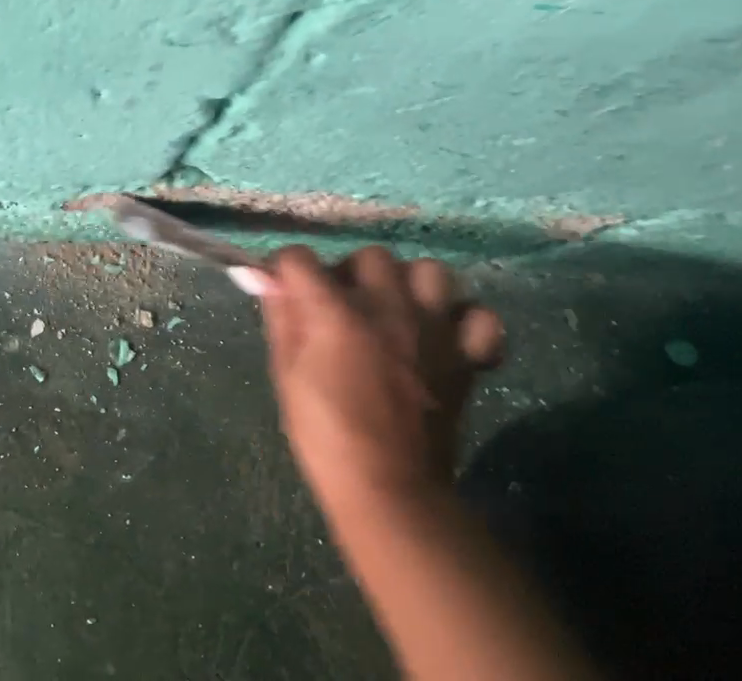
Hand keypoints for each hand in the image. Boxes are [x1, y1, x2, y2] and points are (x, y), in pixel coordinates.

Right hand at [253, 245, 504, 504]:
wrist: (389, 484)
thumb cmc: (323, 430)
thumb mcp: (284, 370)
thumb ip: (280, 315)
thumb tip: (263, 276)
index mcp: (335, 312)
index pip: (299, 257)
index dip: (283, 269)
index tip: (279, 289)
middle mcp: (388, 307)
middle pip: (368, 256)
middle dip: (347, 273)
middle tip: (337, 306)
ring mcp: (435, 328)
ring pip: (429, 271)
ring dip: (406, 284)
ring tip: (390, 311)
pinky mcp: (468, 354)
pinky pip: (478, 314)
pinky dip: (460, 319)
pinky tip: (438, 335)